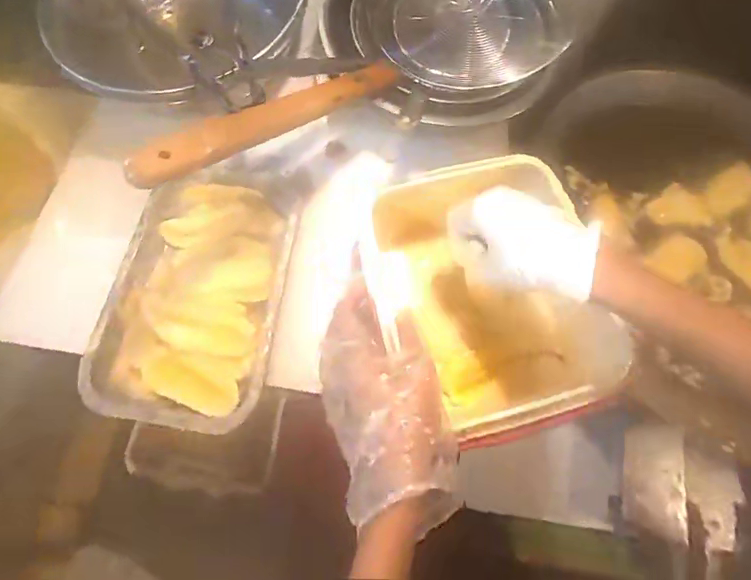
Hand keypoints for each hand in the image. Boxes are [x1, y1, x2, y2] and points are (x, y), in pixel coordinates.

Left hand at [319, 275, 459, 540]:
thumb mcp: (416, 371)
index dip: (356, 285)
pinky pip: (345, 363)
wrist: (394, 485)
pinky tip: (378, 350)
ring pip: (341, 345)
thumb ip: (406, 335)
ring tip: (380, 313)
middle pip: (339, 325)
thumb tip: (399, 308)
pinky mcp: (342, 406)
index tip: (368, 266)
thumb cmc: (407, 421)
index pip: (345, 307)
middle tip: (376, 287)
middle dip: (355, 304)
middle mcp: (334, 367)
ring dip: (357, 325)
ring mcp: (335, 389)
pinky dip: (359, 347)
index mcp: (348, 353)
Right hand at [447, 186, 599, 301]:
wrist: (573, 257)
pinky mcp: (536, 202)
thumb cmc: (524, 264)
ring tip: (507, 255)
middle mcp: (493, 195)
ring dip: (494, 232)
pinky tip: (525, 247)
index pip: (453, 221)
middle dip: (476, 236)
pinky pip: (512, 214)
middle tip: (487, 260)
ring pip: (494, 213)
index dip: (458, 244)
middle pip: (473, 213)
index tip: (472, 262)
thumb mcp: (488, 275)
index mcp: (477, 208)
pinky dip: (511, 228)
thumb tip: (472, 257)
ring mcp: (516, 196)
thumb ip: (471, 264)